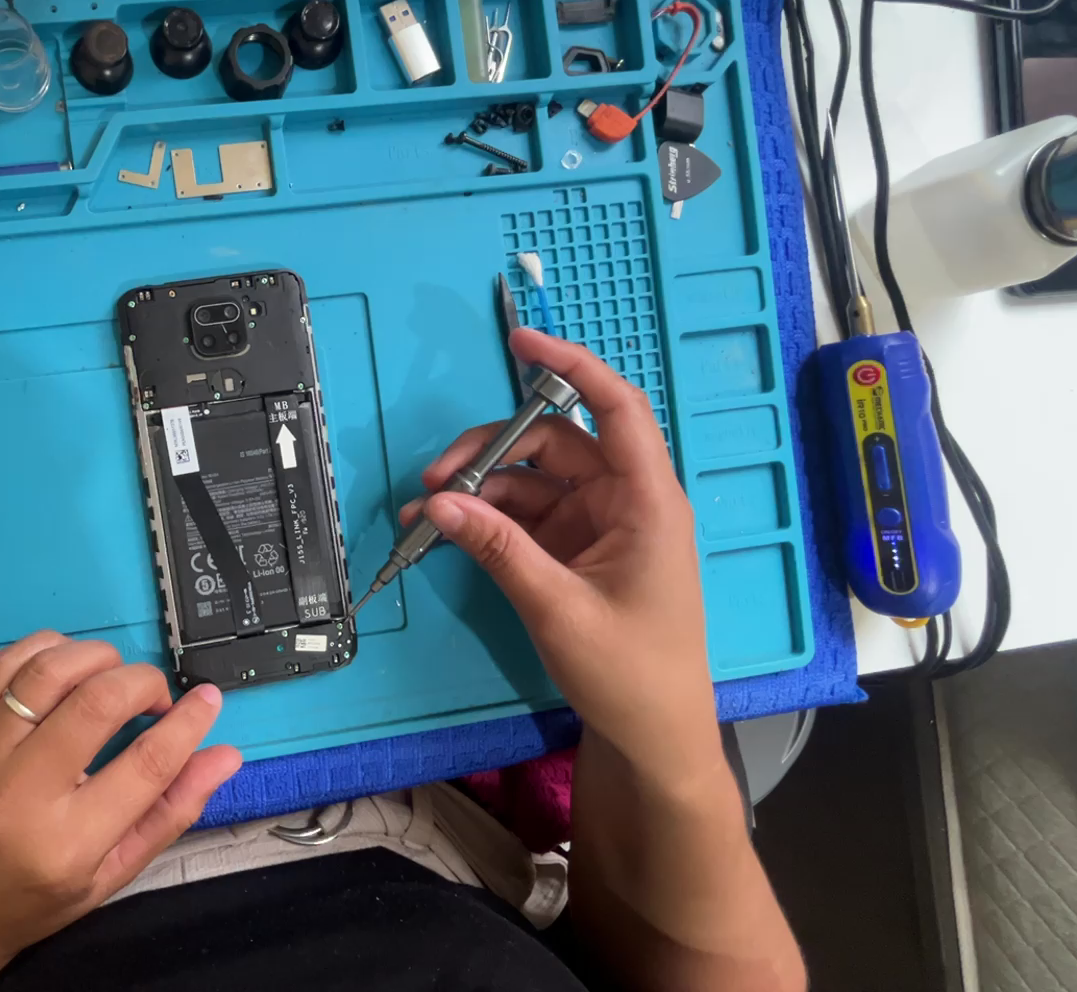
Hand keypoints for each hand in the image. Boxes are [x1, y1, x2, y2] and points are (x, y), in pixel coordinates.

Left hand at [0, 633, 241, 991]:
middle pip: (99, 702)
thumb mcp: (111, 875)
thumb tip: (223, 756)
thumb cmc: (31, 900)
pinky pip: (7, 663)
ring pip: (51, 670)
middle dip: (143, 683)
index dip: (187, 723)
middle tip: (153, 698)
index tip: (206, 700)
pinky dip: (48, 649)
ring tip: (112, 678)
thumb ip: (170, 812)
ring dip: (98, 658)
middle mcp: (21, 793)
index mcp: (68, 843)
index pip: (147, 764)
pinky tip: (68, 666)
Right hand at [402, 328, 718, 782]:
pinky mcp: (567, 547)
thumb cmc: (629, 670)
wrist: (649, 734)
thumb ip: (496, 548)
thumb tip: (437, 502)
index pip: (615, 410)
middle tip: (437, 478)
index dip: (573, 366)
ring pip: (527, 478)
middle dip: (490, 451)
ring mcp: (591, 523)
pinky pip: (519, 515)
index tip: (521, 342)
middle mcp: (619, 499)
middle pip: (550, 442)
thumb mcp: (556, 607)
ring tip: (427, 511)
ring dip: (477, 488)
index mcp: (645, 501)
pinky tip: (444, 529)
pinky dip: (481, 518)